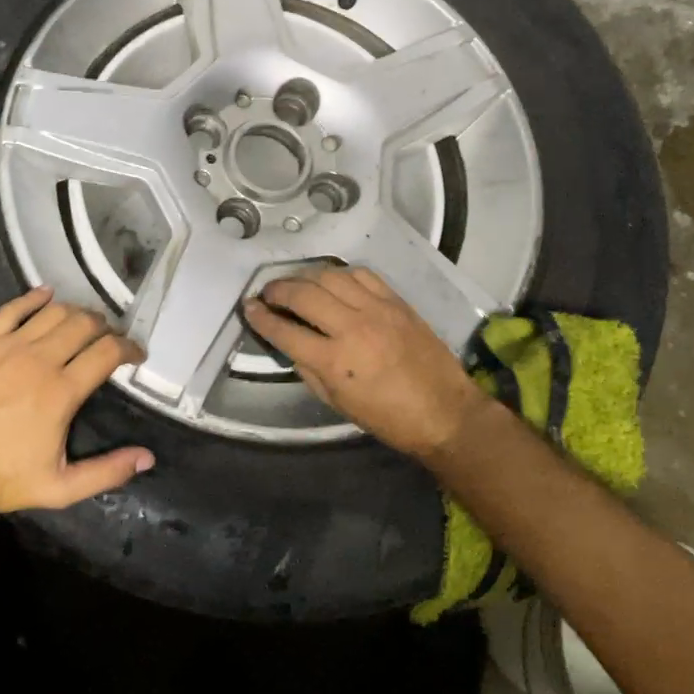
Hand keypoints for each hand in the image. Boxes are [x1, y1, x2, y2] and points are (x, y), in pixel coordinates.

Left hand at [0, 288, 154, 512]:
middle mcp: (39, 360)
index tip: (136, 354)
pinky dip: (32, 298)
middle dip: (105, 327)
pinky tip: (45, 293)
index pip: (107, 353)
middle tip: (110, 339)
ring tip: (84, 323)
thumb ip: (107, 472)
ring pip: (53, 313)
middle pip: (83, 325)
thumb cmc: (3, 479)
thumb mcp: (61, 488)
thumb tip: (147, 458)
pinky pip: (11, 309)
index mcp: (62, 392)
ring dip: (75, 312)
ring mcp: (8, 347)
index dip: (129, 348)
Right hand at [242, 267, 484, 461]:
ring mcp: (376, 310)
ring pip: (329, 276)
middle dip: (277, 290)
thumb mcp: (337, 403)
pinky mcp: (396, 301)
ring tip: (297, 285)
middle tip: (268, 293)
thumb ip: (309, 370)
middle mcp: (351, 328)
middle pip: (302, 294)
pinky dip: (340, 275)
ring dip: (306, 277)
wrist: (445, 412)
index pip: (284, 330)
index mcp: (334, 361)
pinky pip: (361, 275)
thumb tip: (290, 343)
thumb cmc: (388, 418)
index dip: (260, 318)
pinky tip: (333, 282)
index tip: (248, 308)